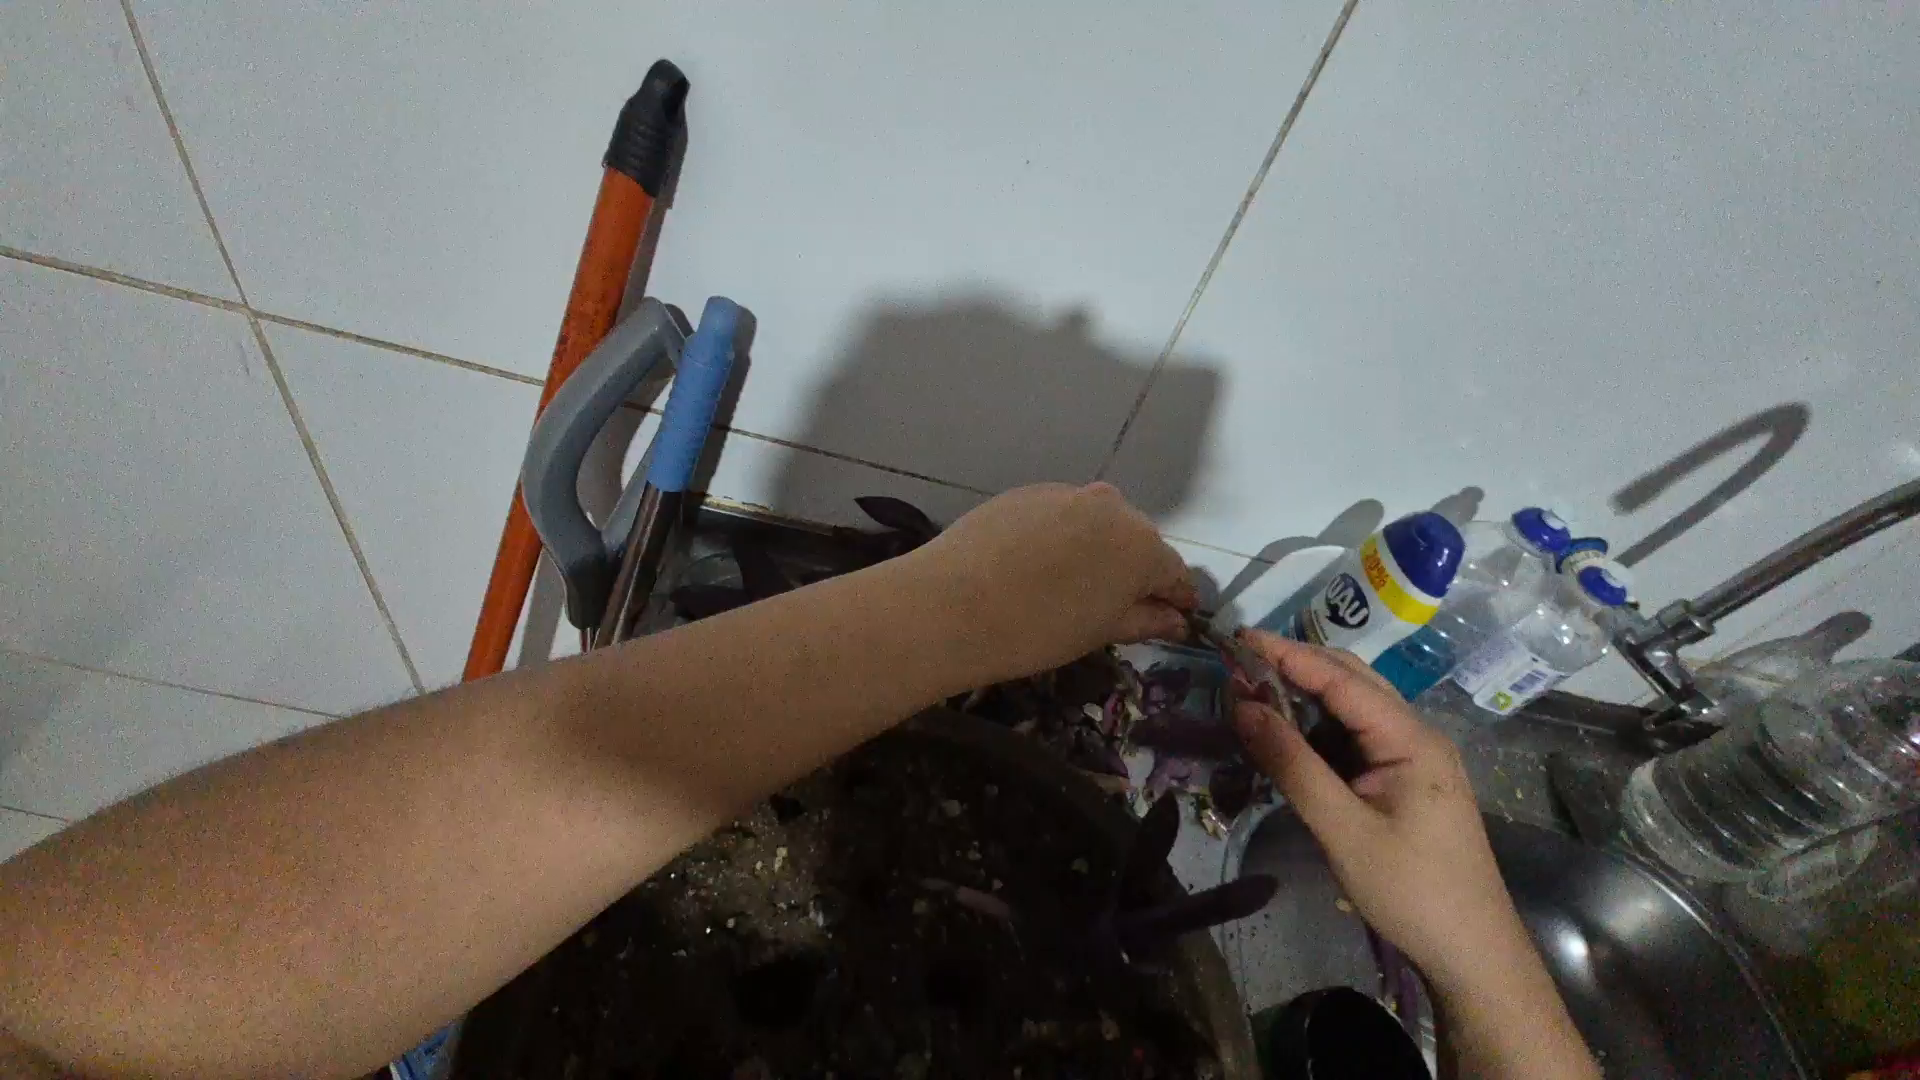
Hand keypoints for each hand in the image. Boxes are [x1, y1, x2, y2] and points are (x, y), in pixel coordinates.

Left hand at [908, 482, 1196, 681]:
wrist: (953, 604)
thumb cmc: (1038, 630)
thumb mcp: (1100, 631)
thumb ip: (1145, 619)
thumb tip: (1176, 619)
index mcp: (1143, 546)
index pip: (1174, 572)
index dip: (1175, 596)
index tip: (1175, 614)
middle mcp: (1113, 507)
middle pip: (1136, 542)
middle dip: (1133, 571)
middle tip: (1112, 605)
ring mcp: (1067, 494)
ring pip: (1097, 524)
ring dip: (1095, 550)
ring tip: (1069, 585)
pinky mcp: (1028, 492)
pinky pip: (1060, 515)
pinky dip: (1060, 536)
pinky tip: (1034, 564)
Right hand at [1230, 633, 1532, 987]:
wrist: (1474, 957)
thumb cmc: (1411, 891)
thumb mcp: (1341, 829)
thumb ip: (1291, 763)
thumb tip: (1242, 706)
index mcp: (1410, 739)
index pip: (1340, 679)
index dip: (1287, 654)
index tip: (1239, 637)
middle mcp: (1415, 735)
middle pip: (1350, 680)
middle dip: (1295, 664)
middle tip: (1240, 662)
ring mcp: (1411, 757)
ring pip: (1352, 706)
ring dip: (1303, 693)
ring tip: (1252, 690)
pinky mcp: (1402, 778)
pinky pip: (1354, 735)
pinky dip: (1316, 725)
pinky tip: (1286, 730)